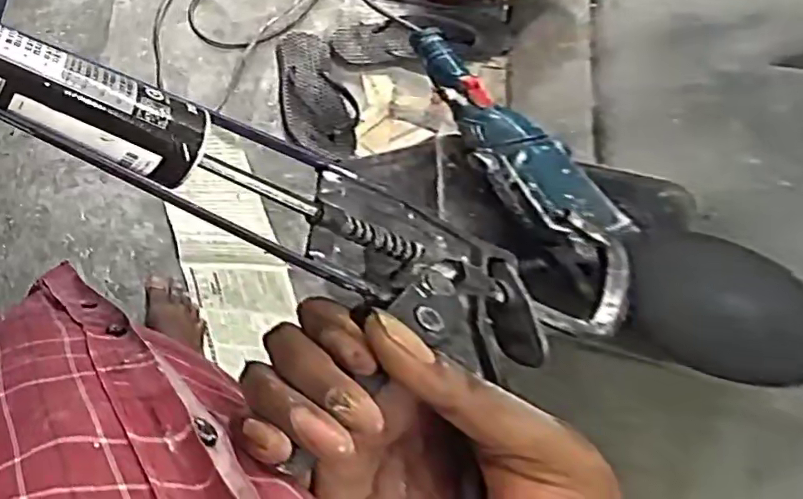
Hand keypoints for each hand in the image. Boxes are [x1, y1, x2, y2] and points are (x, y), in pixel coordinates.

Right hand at [238, 300, 619, 498]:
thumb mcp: (550, 454)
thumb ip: (467, 386)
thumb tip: (389, 328)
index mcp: (417, 388)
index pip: (345, 321)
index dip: (339, 324)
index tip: (364, 353)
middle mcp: (366, 405)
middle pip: (293, 340)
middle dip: (312, 362)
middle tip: (358, 407)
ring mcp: (335, 443)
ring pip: (265, 379)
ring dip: (284, 397)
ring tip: (332, 440)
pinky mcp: (313, 482)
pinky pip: (255, 437)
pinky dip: (252, 429)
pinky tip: (278, 445)